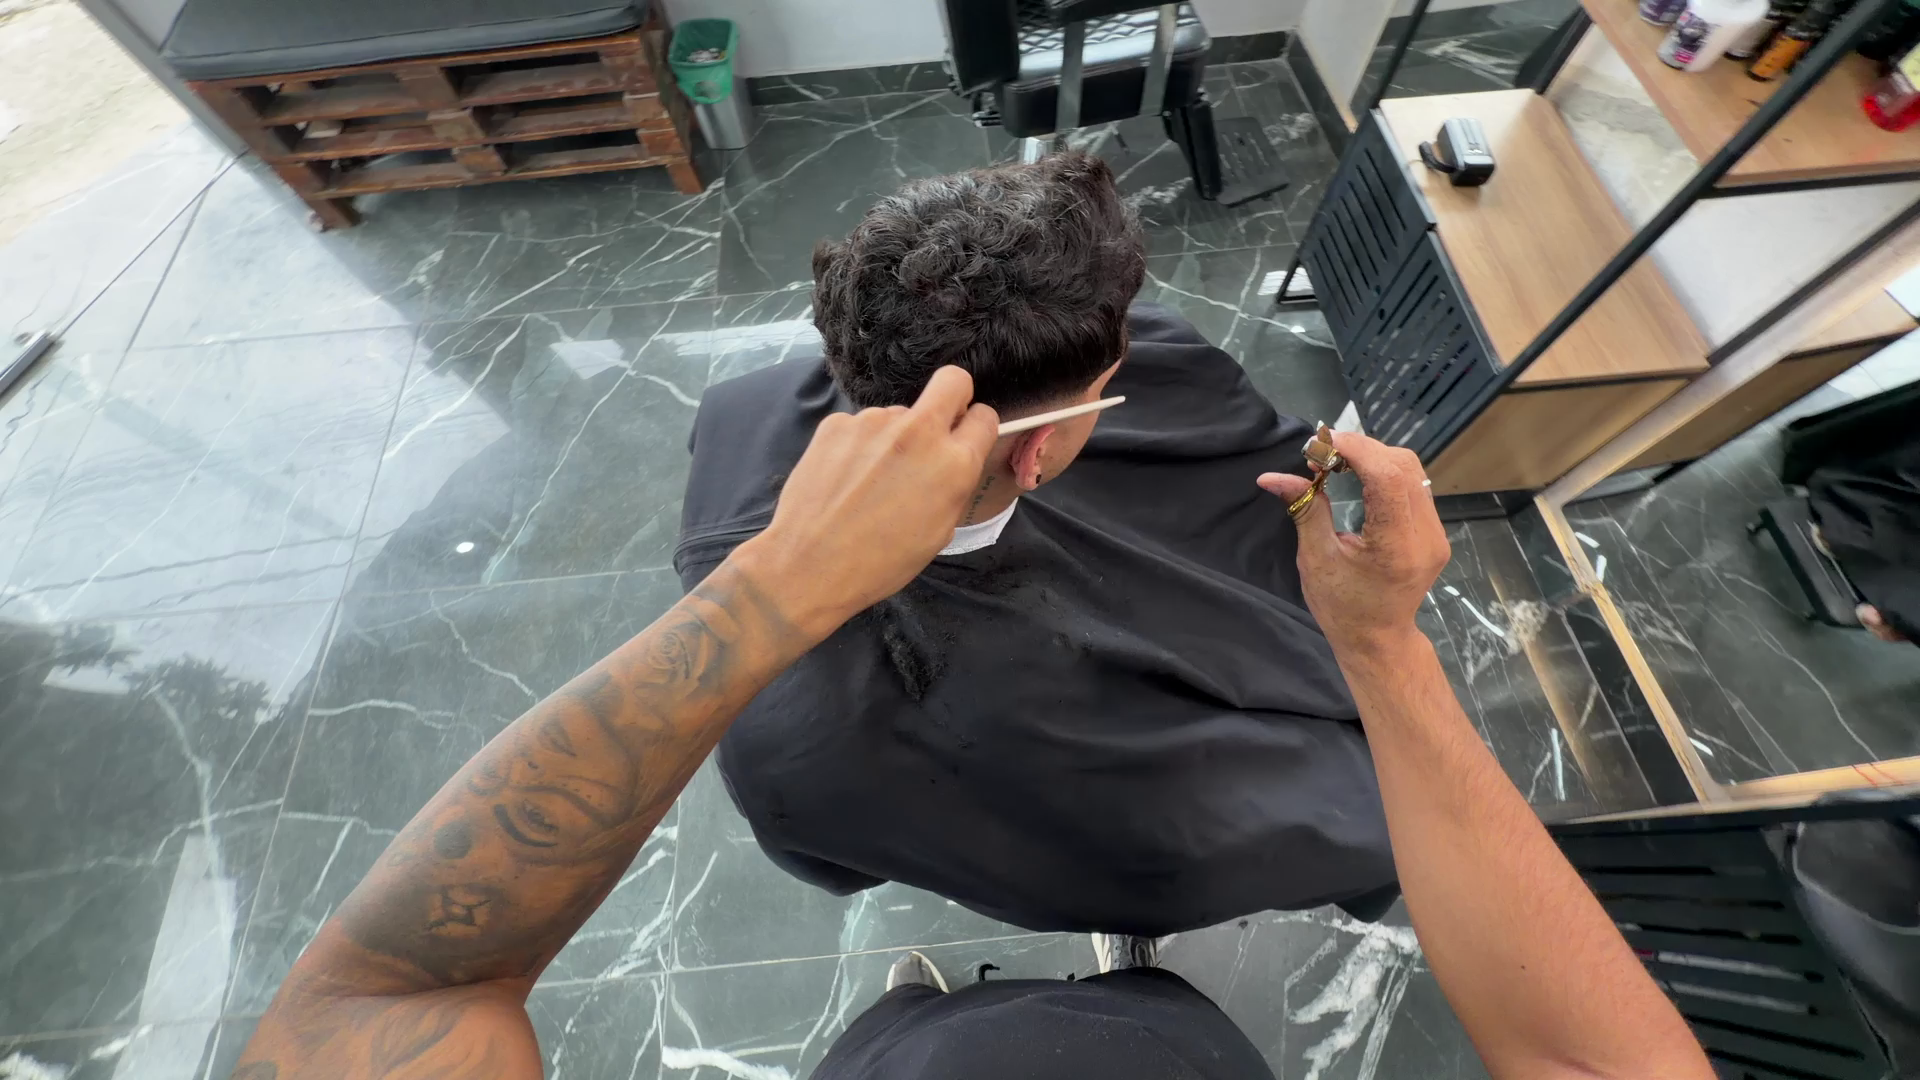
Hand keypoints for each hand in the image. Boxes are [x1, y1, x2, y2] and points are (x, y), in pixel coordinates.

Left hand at [734, 366, 998, 640]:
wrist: (810, 565)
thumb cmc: (882, 563)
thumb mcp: (939, 532)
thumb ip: (954, 485)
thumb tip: (953, 461)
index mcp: (953, 463)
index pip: (985, 417)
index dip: (977, 429)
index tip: (965, 441)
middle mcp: (918, 431)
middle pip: (953, 380)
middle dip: (954, 396)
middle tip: (936, 428)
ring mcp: (874, 421)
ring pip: (898, 414)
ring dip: (894, 437)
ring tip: (871, 480)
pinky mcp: (837, 423)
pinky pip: (861, 426)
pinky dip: (859, 446)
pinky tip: (845, 478)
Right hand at [1257, 432, 1449, 655]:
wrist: (1377, 639)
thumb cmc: (1341, 606)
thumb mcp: (1315, 559)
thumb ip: (1304, 510)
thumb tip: (1272, 477)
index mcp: (1396, 545)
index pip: (1388, 478)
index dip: (1356, 450)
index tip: (1321, 442)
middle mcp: (1426, 534)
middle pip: (1403, 467)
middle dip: (1362, 449)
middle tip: (1322, 452)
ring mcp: (1436, 531)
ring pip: (1411, 472)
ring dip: (1373, 457)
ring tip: (1335, 462)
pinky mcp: (1434, 530)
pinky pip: (1412, 486)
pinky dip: (1383, 471)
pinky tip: (1356, 477)